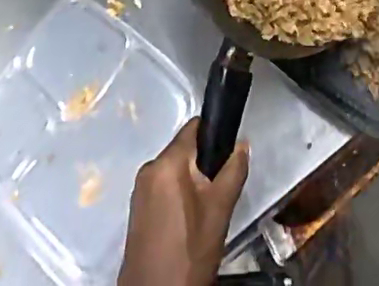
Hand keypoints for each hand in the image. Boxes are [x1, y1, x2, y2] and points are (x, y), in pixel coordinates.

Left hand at [118, 119, 249, 285]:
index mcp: (166, 163)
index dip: (213, 133)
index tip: (228, 148)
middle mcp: (148, 168)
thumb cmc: (190, 251)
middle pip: (183, 150)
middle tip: (220, 188)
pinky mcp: (138, 207)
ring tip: (208, 207)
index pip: (192, 128)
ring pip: (174, 170)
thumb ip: (233, 172)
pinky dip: (178, 194)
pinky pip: (163, 187)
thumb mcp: (220, 210)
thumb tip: (241, 144)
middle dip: (203, 164)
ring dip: (192, 181)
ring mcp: (140, 189)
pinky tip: (190, 218)